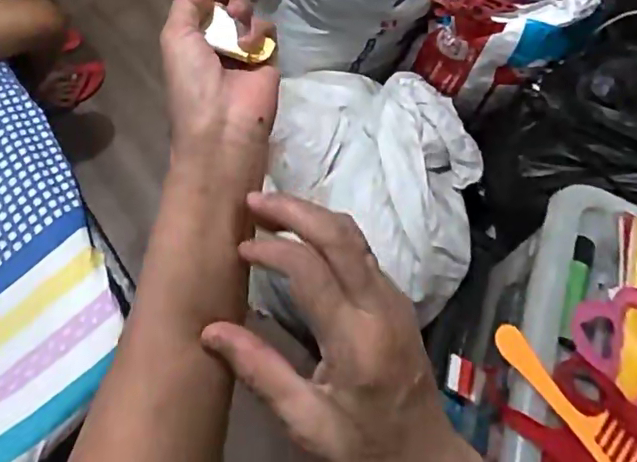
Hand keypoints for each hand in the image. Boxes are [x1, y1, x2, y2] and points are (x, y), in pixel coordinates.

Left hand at [159, 0, 278, 164]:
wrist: (223, 123)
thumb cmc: (191, 80)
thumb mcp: (175, 37)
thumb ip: (186, 3)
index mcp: (192, 41)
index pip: (201, 5)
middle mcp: (217, 43)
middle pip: (226, 4)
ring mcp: (244, 50)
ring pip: (247, 13)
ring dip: (240, 8)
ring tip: (234, 17)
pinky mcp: (268, 57)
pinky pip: (267, 30)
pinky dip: (257, 32)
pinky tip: (248, 46)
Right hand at [202, 193, 480, 461]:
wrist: (425, 454)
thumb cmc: (362, 443)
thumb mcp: (307, 422)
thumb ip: (261, 372)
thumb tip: (211, 331)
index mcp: (355, 339)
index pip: (311, 270)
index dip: (273, 250)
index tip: (241, 248)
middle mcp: (379, 304)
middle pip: (338, 234)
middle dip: (294, 210)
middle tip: (254, 200)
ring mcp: (392, 293)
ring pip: (353, 233)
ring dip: (311, 213)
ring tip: (272, 207)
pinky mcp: (394, 292)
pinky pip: (360, 246)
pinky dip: (326, 229)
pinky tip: (302, 231)